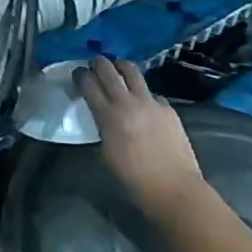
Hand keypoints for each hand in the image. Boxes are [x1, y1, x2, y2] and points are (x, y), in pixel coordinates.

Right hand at [76, 57, 207, 211]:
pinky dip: (143, 93)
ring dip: (121, 67)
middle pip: (108, 70)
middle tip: (94, 65)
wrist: (174, 188)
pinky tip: (143, 104)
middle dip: (98, 63)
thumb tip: (103, 116)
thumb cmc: (133, 178)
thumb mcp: (106, 152)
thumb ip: (102, 127)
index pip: (88, 83)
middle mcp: (128, 102)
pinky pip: (152, 93)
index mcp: (108, 116)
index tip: (77, 73)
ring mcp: (150, 103)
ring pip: (132, 71)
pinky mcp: (168, 108)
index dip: (79, 75)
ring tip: (117, 70)